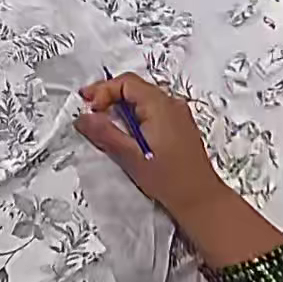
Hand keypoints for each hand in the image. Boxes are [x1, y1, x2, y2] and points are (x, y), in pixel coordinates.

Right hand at [75, 73, 282, 281]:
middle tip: (89, 111)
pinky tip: (124, 133)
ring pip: (142, 99)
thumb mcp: (130, 157)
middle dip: (108, 96)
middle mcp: (171, 104)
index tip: (89, 109)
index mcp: (160, 106)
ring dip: (120, 107)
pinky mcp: (178, 126)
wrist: (200, 199)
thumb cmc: (169, 180)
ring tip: (103, 123)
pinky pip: (151, 110)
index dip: (102, 91)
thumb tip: (82, 118)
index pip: (126, 83)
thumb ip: (105, 134)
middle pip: (134, 88)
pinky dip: (133, 116)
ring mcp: (177, 114)